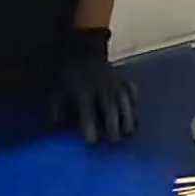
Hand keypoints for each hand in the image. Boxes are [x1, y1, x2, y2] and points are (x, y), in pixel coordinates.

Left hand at [51, 28, 136, 143]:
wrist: (82, 53)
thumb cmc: (68, 80)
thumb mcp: (58, 93)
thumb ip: (59, 109)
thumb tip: (58, 123)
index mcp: (84, 91)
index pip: (88, 112)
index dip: (90, 127)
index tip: (92, 142)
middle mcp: (102, 86)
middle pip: (111, 107)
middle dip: (113, 125)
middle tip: (114, 142)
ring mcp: (115, 82)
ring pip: (125, 100)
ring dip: (128, 116)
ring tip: (128, 132)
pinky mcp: (124, 80)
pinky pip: (132, 90)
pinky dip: (134, 102)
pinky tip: (136, 115)